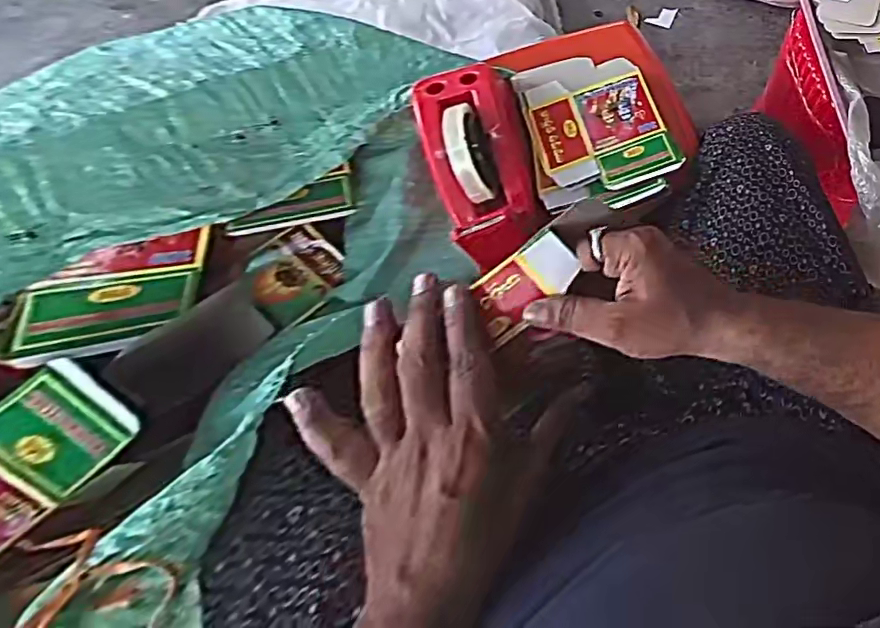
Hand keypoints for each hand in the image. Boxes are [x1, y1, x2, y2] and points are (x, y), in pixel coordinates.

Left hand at [285, 274, 581, 627]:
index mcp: (474, 434)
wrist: (427, 599)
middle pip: (421, 367)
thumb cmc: (487, 536)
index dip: (462, 325)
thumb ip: (553, 427)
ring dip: (376, 347)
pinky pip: (337, 447)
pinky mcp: (365, 479)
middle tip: (421, 283)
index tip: (457, 291)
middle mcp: (429, 436)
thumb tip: (582, 390)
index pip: (468, 366)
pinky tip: (297, 397)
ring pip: (380, 391)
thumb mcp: (531, 479)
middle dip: (421, 319)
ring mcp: (391, 456)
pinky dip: (315, 421)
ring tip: (376, 309)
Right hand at [523, 226, 740, 359]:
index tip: (535, 292)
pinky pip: (618, 267)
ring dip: (586, 285)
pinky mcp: (654, 261)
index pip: (575, 248)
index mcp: (631, 244)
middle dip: (568, 280)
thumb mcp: (617, 327)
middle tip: (546, 307)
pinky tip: (596, 309)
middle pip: (587, 253)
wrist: (721, 324)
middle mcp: (640, 238)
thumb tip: (534, 310)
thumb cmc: (679, 323)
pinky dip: (604, 286)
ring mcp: (649, 248)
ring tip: (567, 312)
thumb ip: (572, 316)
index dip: (554, 271)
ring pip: (601, 262)